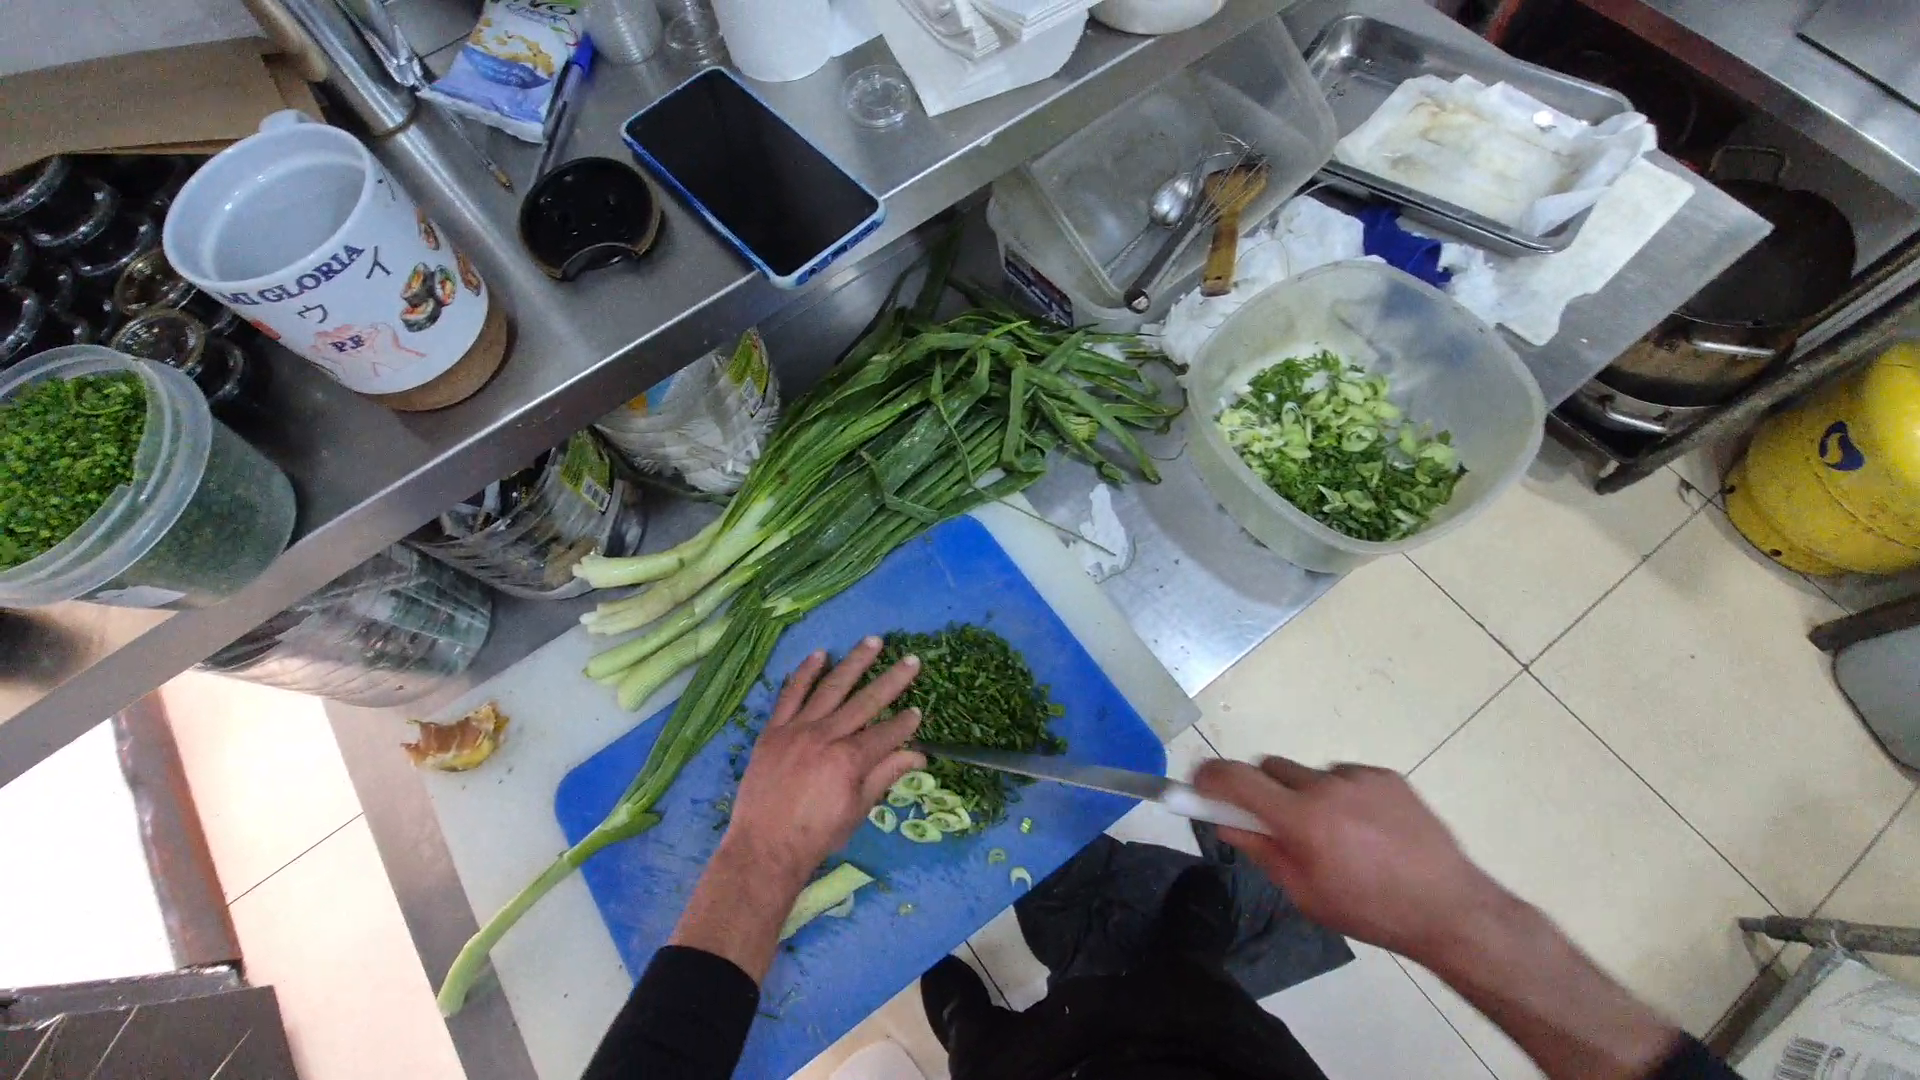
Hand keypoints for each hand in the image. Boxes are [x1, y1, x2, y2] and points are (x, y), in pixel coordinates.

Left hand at [721, 637, 925, 890]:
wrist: (764, 847)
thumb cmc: (817, 835)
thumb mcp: (858, 809)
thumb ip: (885, 775)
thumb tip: (918, 755)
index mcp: (850, 760)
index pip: (886, 733)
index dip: (905, 723)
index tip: (918, 711)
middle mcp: (826, 736)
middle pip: (866, 701)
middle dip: (892, 680)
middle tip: (912, 660)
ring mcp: (797, 729)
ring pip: (831, 687)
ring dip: (854, 662)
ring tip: (873, 641)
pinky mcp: (773, 730)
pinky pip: (790, 694)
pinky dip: (805, 673)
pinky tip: (821, 654)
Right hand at [1194, 756, 1507, 966]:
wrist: (1450, 910)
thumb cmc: (1368, 910)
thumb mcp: (1304, 892)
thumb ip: (1260, 850)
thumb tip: (1224, 821)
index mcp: (1302, 820)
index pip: (1236, 779)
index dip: (1210, 776)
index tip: (1199, 782)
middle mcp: (1326, 788)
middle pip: (1270, 768)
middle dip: (1264, 790)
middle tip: (1278, 822)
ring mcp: (1359, 778)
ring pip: (1308, 773)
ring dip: (1306, 793)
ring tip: (1338, 834)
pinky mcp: (1386, 776)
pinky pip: (1345, 776)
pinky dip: (1343, 795)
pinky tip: (1367, 829)